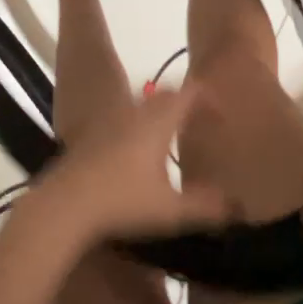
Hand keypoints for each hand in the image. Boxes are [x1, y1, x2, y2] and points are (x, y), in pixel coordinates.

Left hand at [35, 86, 230, 241]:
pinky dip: (137, 125)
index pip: (188, 93)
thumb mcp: (170, 210)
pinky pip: (123, 118)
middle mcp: (135, 112)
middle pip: (165, 94)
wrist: (66, 203)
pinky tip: (136, 153)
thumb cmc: (123, 201)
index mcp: (158, 121)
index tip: (222, 111)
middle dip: (185, 102)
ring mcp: (110, 120)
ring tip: (170, 134)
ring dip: (159, 112)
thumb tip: (236, 205)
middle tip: (199, 120)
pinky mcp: (92, 134)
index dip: (207, 97)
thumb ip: (206, 206)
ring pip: (141, 104)